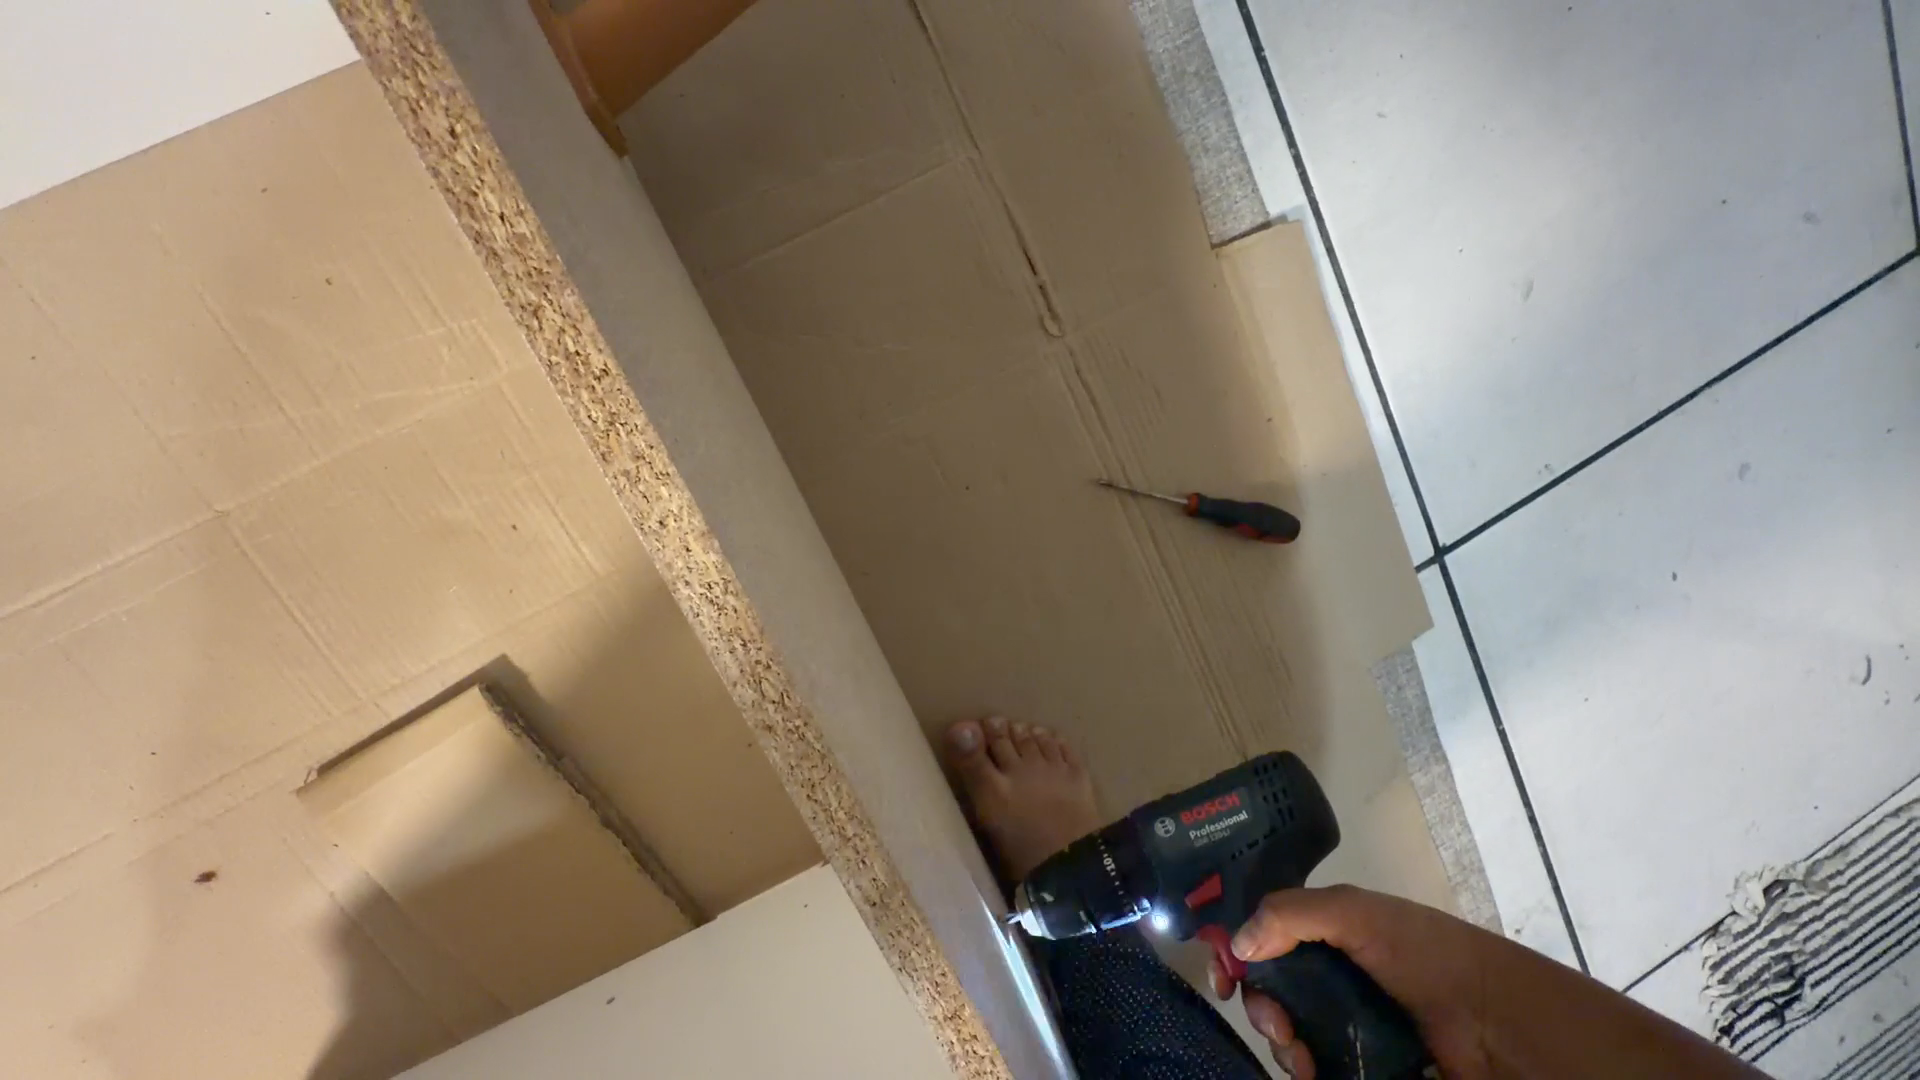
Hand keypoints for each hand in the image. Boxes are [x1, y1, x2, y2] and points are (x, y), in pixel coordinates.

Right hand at [1207, 885, 1498, 1078]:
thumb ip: (1290, 914)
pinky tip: (1311, 1073)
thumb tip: (1237, 946)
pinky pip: (1316, 1069)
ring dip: (1281, 1045)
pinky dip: (1303, 1071)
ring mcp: (1346, 1026)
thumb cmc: (1422, 952)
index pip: (1262, 939)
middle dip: (1260, 1007)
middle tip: (1277, 1024)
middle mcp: (1329, 978)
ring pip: (1288, 1036)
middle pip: (1268, 991)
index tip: (1222, 980)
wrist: (1494, 1020)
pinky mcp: (1363, 1066)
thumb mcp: (1354, 911)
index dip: (1236, 956)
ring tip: (1301, 1057)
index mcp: (1323, 935)